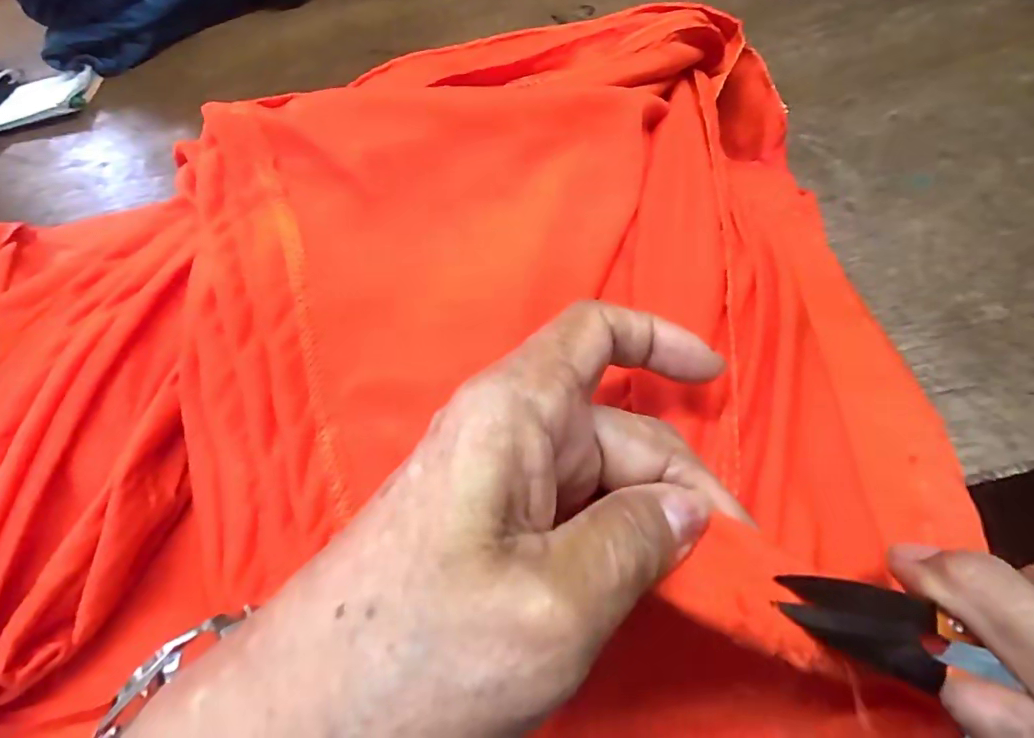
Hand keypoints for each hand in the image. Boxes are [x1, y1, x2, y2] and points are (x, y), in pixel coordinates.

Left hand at [127, 302, 751, 737]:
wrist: (299, 722)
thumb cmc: (421, 649)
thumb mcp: (554, 603)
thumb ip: (635, 544)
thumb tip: (689, 510)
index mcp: (516, 411)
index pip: (594, 333)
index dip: (659, 338)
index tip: (715, 374)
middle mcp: (508, 431)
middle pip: (617, 427)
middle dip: (680, 481)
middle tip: (734, 559)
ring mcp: (498, 481)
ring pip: (600, 480)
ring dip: (652, 522)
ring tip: (696, 583)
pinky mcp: (490, 528)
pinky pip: (573, 517)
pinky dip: (617, 541)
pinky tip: (642, 587)